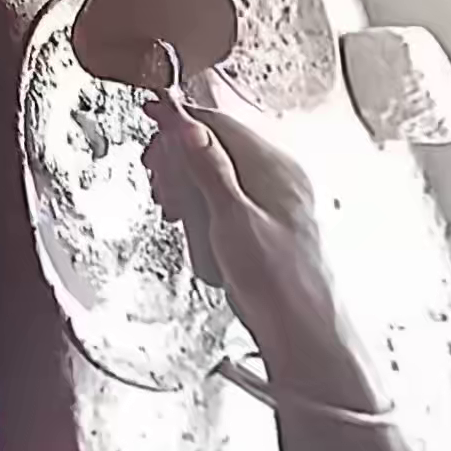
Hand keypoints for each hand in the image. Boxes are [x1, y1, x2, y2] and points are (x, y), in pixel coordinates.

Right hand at [141, 100, 347, 368]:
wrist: (304, 337)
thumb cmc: (277, 281)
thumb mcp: (231, 218)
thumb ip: (207, 167)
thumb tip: (185, 123)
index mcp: (275, 167)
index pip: (216, 121)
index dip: (177, 117)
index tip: (146, 113)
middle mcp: (276, 175)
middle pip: (210, 141)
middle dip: (174, 154)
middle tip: (154, 178)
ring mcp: (269, 195)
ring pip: (209, 165)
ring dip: (180, 177)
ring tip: (168, 204)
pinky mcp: (259, 215)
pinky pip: (216, 188)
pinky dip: (193, 195)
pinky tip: (184, 216)